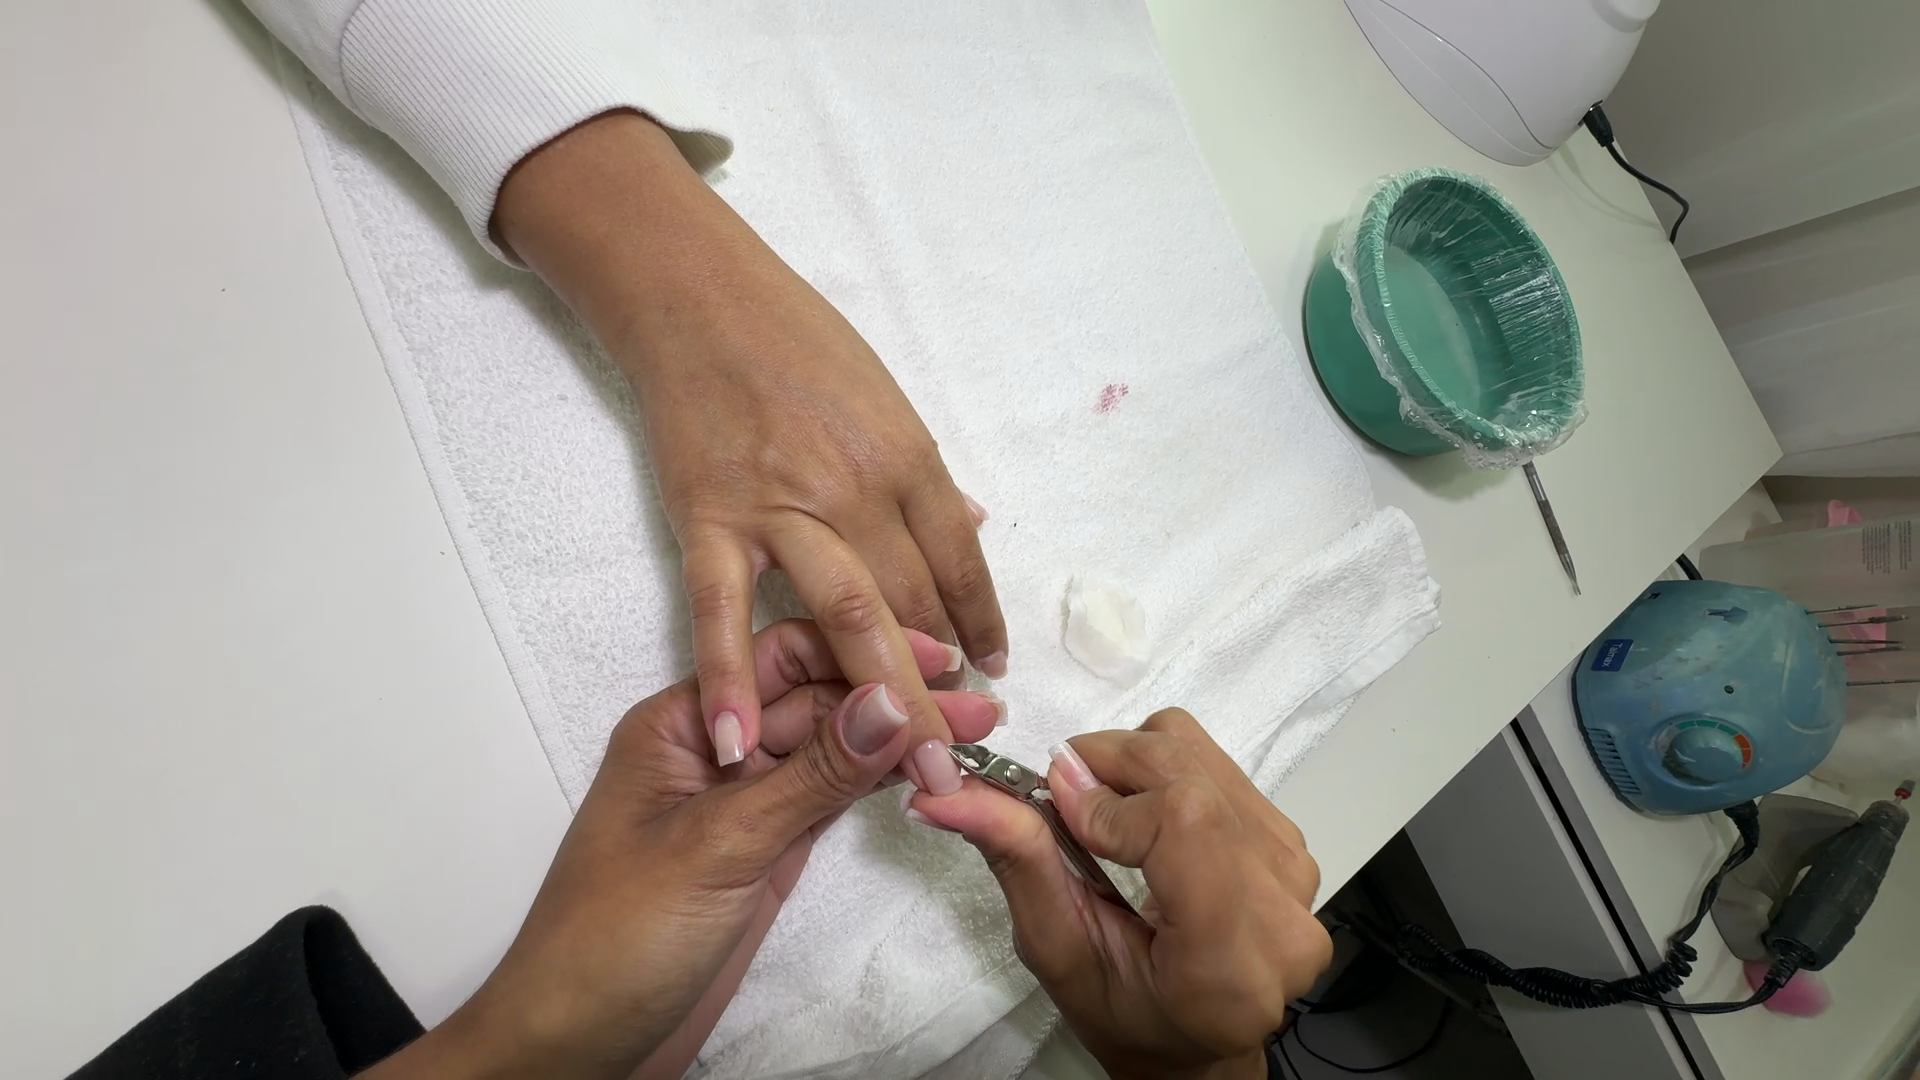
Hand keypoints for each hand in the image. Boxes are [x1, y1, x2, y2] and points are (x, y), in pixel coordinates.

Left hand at [363, 620, 1003, 1079]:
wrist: (577, 1055)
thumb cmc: (619, 937)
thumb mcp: (722, 843)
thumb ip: (817, 770)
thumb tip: (898, 700)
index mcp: (688, 718)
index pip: (787, 658)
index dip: (863, 651)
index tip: (939, 658)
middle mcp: (723, 741)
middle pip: (821, 702)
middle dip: (896, 700)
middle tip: (978, 706)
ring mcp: (752, 793)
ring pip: (836, 748)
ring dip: (898, 741)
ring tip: (973, 734)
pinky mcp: (772, 838)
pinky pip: (835, 794)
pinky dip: (880, 782)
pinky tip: (927, 769)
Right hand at [495, 111, 1006, 786]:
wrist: (703, 298)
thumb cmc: (804, 346)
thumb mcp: (889, 402)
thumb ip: (928, 479)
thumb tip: (971, 530)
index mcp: (909, 458)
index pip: (960, 563)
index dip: (982, 623)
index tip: (993, 673)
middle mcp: (860, 490)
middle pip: (915, 606)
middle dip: (944, 688)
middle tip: (965, 763)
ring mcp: (784, 507)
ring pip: (848, 616)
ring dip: (882, 700)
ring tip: (907, 773)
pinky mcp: (710, 518)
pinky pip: (724, 609)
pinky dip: (732, 678)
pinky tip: (746, 746)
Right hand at [911, 709, 1332, 1079]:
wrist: (1198, 1036)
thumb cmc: (1123, 1011)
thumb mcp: (1054, 949)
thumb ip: (1015, 859)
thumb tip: (945, 788)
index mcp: (1228, 965)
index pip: (1183, 821)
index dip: (1107, 799)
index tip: (1057, 809)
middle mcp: (1281, 913)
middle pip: (1184, 774)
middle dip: (1104, 766)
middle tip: (1064, 800)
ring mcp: (1295, 868)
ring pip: (1192, 750)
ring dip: (1129, 761)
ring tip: (1105, 810)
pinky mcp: (1289, 836)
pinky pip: (1211, 754)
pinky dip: (1160, 763)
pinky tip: (1145, 810)